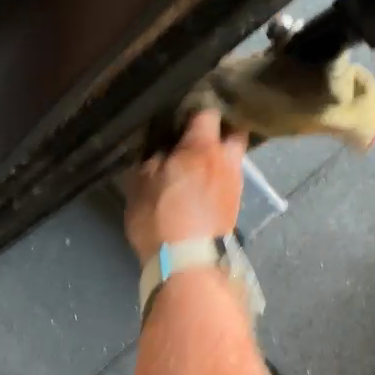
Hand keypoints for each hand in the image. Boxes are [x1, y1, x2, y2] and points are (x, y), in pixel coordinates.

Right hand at [122, 109, 247, 263]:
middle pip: (233, 132)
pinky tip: (201, 189)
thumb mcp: (139, 187)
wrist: (188, 262)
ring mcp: (235, 183)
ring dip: (218, 159)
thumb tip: (158, 152)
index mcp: (202, 147)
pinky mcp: (235, 206)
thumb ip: (150, 162)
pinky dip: (218, 180)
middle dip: (218, 132)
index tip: (178, 120)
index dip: (192, 113)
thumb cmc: (160, 218)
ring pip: (232, 158)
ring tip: (197, 167)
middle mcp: (226, 159)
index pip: (206, 113)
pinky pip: (228, 181)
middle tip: (196, 141)